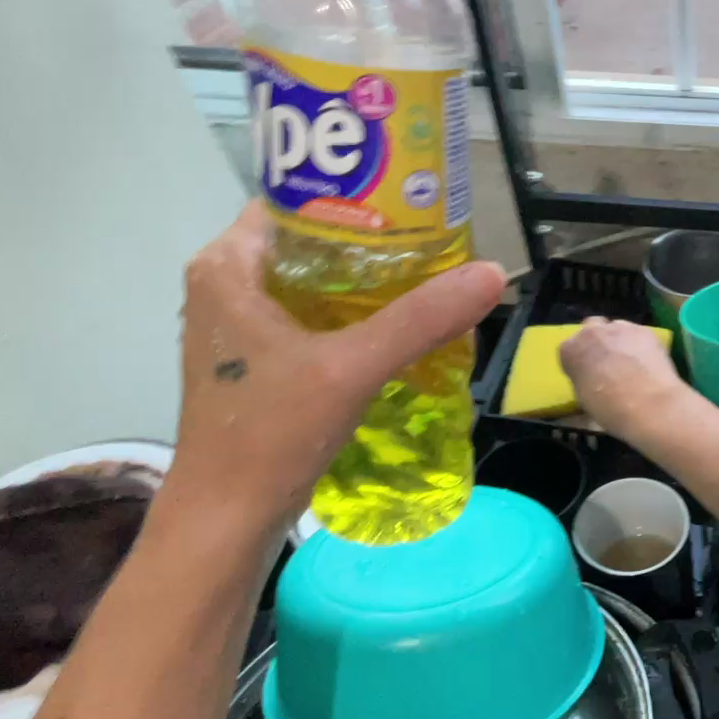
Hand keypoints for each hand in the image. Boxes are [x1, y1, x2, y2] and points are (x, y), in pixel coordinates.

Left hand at [167, 202, 504, 530]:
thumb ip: (420, 320)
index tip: (413, 207)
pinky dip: (355, 320)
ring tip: (429, 283)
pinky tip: (399, 332)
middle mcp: (226, 288)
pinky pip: (315, 322)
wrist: (228, 517)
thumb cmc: (271, 433)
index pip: (295, 205)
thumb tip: (493, 274)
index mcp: (226, 267)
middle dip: (372, 246)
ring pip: (315, 287)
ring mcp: (240, 329)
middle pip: (311, 246)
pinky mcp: (259, 363)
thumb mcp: (351, 368)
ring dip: (368, 287)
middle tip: (435, 247)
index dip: (355, 201)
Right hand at [559, 317, 697, 440]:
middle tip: (608, 363)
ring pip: (616, 329)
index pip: (569, 349)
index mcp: (570, 350)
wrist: (648, 405)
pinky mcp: (645, 330)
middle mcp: (591, 332)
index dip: (579, 362)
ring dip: (619, 341)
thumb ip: (583, 379)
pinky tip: (648, 363)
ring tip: (631, 363)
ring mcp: (619, 328)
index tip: (587, 374)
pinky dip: (640, 345)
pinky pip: (638, 335)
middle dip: (598, 343)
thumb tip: (591, 377)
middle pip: (591, 330)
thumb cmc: (610, 409)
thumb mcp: (584, 398)